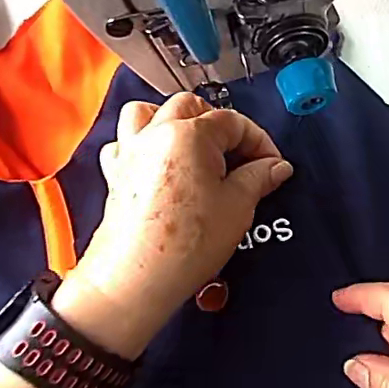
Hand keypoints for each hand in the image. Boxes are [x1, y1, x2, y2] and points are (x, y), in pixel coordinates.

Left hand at [53, 94, 292, 358]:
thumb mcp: (237, 207)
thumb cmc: (181, 246)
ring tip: (196, 147)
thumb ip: (258, 178)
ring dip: (174, 121)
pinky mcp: (116, 175)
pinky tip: (159, 164)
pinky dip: (142, 144)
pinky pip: (125, 144)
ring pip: (147, 113)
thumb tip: (272, 167)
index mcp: (187, 134)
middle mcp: (153, 135)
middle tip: (240, 157)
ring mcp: (130, 153)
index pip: (233, 121)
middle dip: (219, 126)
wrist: (136, 279)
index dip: (258, 142)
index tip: (270, 164)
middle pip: (190, 107)